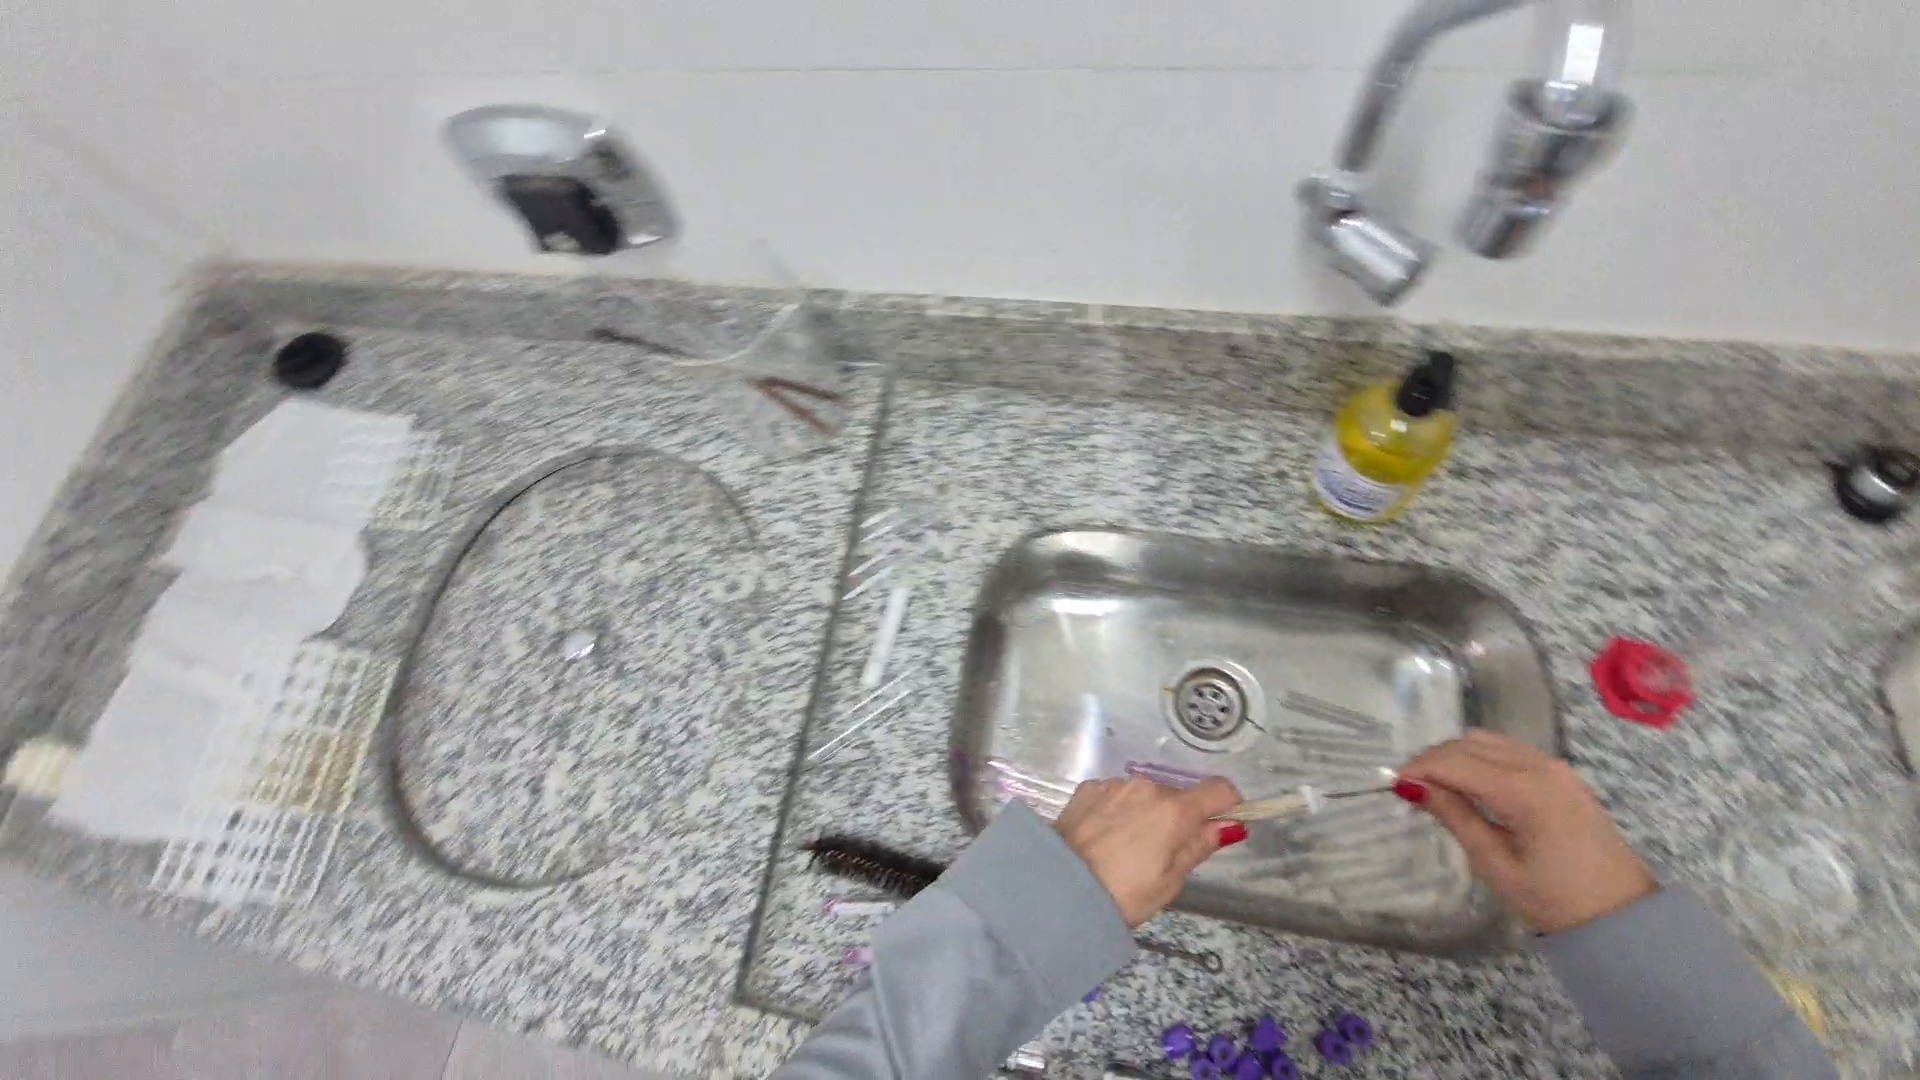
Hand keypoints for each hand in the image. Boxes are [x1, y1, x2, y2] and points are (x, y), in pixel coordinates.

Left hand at [1052, 777, 1243, 927]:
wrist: (1057, 887)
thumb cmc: (1123, 894)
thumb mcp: (1170, 881)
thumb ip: (1198, 847)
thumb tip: (1227, 826)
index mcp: (1173, 810)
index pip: (1218, 790)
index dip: (1227, 805)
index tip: (1223, 824)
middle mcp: (1145, 787)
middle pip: (1177, 796)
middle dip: (1178, 819)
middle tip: (1162, 855)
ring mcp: (1114, 784)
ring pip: (1143, 795)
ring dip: (1144, 813)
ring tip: (1126, 849)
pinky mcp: (1087, 788)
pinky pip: (1115, 795)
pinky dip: (1117, 811)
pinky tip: (1102, 838)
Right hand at [1397, 731, 1656, 934]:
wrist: (1625, 918)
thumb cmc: (1556, 899)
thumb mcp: (1495, 864)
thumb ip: (1454, 816)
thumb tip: (1411, 786)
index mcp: (1525, 791)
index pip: (1454, 762)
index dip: (1417, 769)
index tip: (1392, 786)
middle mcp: (1540, 766)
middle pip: (1467, 744)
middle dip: (1432, 760)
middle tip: (1410, 788)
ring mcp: (1553, 766)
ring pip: (1485, 741)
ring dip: (1453, 755)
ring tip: (1435, 785)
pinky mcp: (1559, 773)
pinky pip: (1505, 749)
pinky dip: (1477, 756)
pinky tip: (1466, 781)